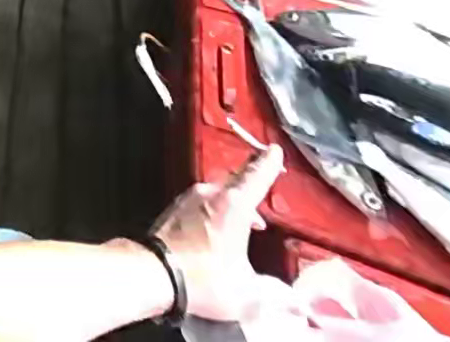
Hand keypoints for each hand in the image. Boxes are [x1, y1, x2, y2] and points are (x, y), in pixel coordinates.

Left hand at [149, 146, 282, 321]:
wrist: (155, 272)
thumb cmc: (205, 278)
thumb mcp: (247, 294)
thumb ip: (273, 293)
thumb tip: (294, 300)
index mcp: (233, 205)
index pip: (255, 177)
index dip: (267, 164)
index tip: (274, 149)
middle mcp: (210, 193)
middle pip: (236, 181)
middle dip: (251, 181)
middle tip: (263, 181)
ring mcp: (190, 198)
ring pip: (219, 191)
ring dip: (235, 200)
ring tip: (250, 219)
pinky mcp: (176, 207)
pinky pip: (204, 200)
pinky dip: (218, 207)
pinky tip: (221, 227)